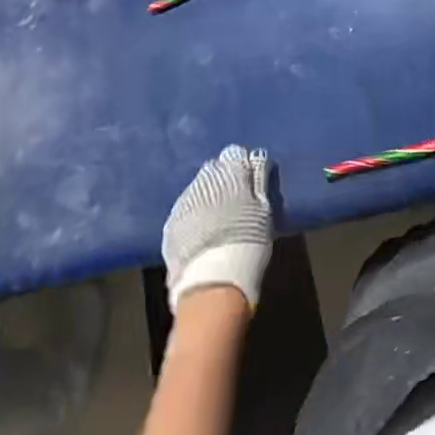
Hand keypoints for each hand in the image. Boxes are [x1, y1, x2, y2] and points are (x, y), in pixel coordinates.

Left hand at [162, 145, 272, 312]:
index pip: (233, 154)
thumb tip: (257, 157)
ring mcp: (183, 202)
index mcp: (228, 173)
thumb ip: (258, 181)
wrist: (213, 280)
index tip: (248, 183)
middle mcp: (201, 180)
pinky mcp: (171, 223)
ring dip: (206, 200)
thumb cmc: (247, 243)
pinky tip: (202, 237)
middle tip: (235, 204)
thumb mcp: (263, 211)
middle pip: (212, 171)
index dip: (241, 168)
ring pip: (197, 191)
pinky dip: (193, 219)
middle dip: (222, 182)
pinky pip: (185, 212)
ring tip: (218, 224)